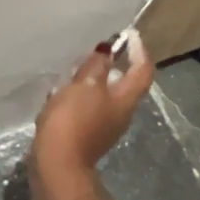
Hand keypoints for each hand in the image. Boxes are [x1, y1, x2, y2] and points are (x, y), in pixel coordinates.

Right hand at [33, 36, 155, 178]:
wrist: (57, 165)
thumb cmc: (74, 121)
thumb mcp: (85, 86)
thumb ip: (97, 66)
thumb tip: (107, 50)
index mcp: (126, 99)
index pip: (143, 70)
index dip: (139, 50)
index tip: (127, 34)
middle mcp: (121, 114)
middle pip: (126, 84)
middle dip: (116, 65)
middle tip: (100, 49)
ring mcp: (104, 127)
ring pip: (106, 97)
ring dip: (96, 80)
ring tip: (78, 67)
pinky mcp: (86, 136)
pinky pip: (89, 108)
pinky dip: (81, 96)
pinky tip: (64, 92)